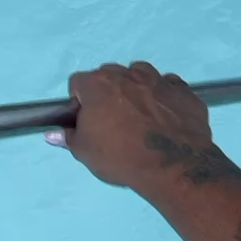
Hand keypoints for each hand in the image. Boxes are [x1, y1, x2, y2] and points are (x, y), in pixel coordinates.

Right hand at [49, 62, 240, 192]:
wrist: (174, 166)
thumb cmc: (123, 158)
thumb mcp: (86, 152)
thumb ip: (70, 137)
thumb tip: (54, 133)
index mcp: (99, 84)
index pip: (79, 83)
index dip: (81, 101)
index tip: (88, 119)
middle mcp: (129, 75)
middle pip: (112, 75)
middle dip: (110, 92)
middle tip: (115, 119)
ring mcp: (161, 81)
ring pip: (143, 75)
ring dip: (138, 88)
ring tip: (142, 114)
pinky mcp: (185, 93)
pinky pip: (171, 87)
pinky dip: (166, 97)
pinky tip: (168, 115)